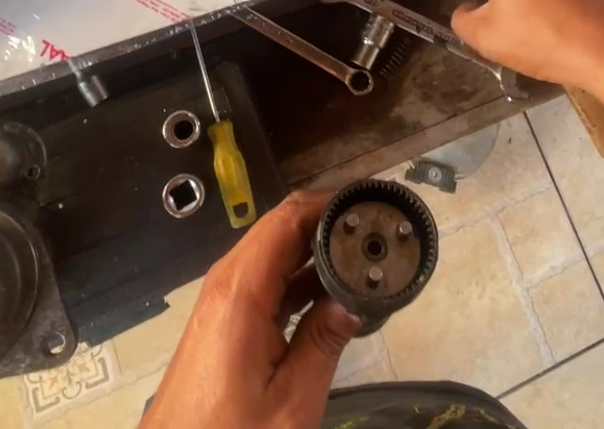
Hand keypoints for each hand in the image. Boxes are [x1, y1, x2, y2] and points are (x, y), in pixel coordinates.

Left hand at [142, 193, 362, 428]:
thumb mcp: (290, 400)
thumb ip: (325, 340)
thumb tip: (358, 296)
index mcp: (243, 288)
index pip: (290, 217)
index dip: (330, 202)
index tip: (372, 206)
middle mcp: (230, 279)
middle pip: (284, 225)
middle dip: (329, 220)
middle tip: (378, 229)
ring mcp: (225, 296)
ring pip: (278, 249)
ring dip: (318, 245)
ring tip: (366, 253)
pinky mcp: (227, 316)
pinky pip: (269, 276)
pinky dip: (302, 273)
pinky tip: (335, 288)